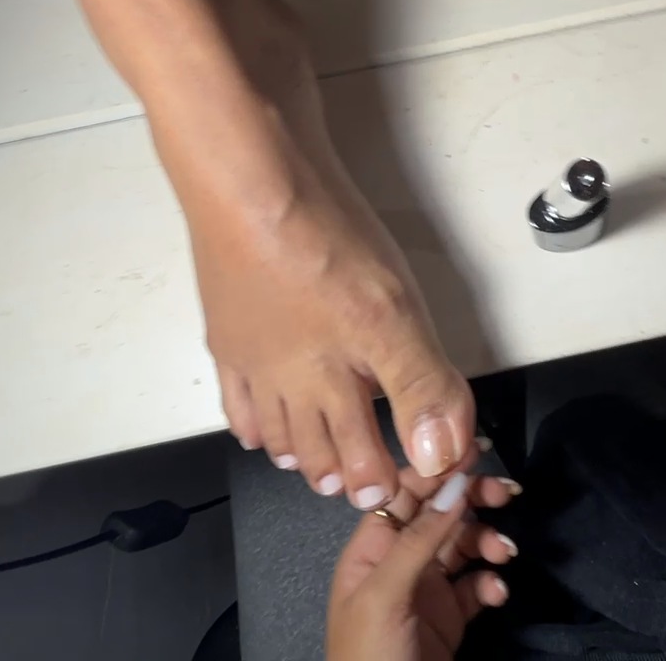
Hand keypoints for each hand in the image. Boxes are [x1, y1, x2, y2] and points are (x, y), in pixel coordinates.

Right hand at [158, 0, 477, 509]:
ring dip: (296, 448)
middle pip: (313, 441)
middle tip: (361, 487)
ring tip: (309, 464)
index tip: (400, 491)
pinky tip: (252, 417)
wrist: (251, 175)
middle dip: (342, 468)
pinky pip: (234, 386)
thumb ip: (418, 383)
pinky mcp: (227, 312)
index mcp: (326, 380)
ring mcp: (248, 346)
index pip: (358, 450)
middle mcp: (281, 375)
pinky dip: (248, 414)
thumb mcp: (392, 312)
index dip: (382, 475)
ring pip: (272, 420)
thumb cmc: (323, 244)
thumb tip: (438, 457)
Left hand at [327, 470, 520, 660]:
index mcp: (373, 547)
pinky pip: (478, 583)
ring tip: (506, 554)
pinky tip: (498, 592)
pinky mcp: (451, 616)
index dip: (441, 468)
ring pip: (465, 543)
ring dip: (489, 541)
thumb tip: (455, 481)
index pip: (407, 491)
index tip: (479, 450)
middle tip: (508, 494)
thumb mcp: (385, 595)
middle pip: (443, 511)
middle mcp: (401, 559)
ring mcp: (427, 587)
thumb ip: (420, 537)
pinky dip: (492, 581)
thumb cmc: (368, 660)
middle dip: (475, 499)